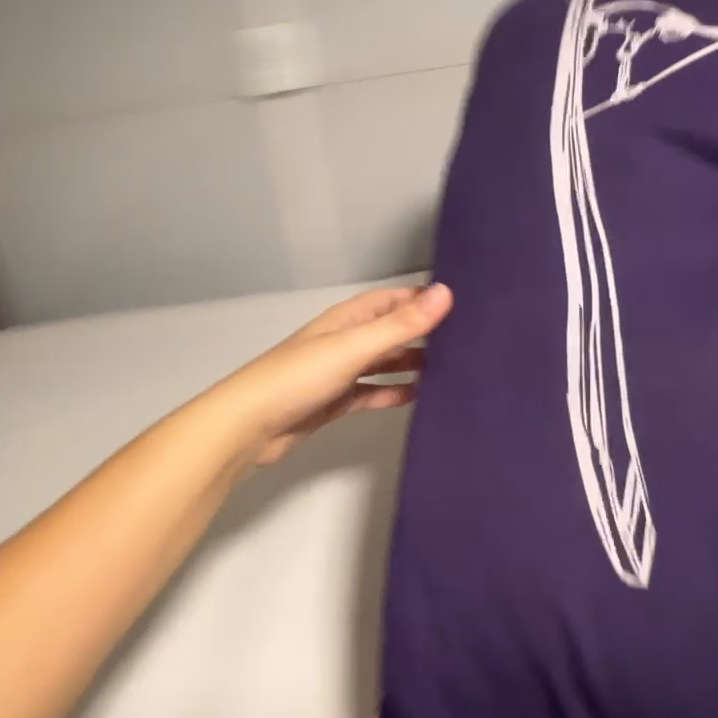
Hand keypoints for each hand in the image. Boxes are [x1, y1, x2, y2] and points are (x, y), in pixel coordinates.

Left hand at [209, 283, 453, 465]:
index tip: (461, 303)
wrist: (250, 425)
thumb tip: (446, 293)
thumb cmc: (300, 377)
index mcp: (347, 319)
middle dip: (422, 333)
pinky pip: (372, 392)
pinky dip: (393, 393)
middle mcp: (345, 340)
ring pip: (383, 362)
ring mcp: (340, 371)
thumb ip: (400, 324)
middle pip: (390, 330)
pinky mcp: (336, 401)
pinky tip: (417, 398)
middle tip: (466, 341)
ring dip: (410, 364)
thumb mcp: (354, 347)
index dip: (422, 298)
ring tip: (451, 369)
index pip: (392, 300)